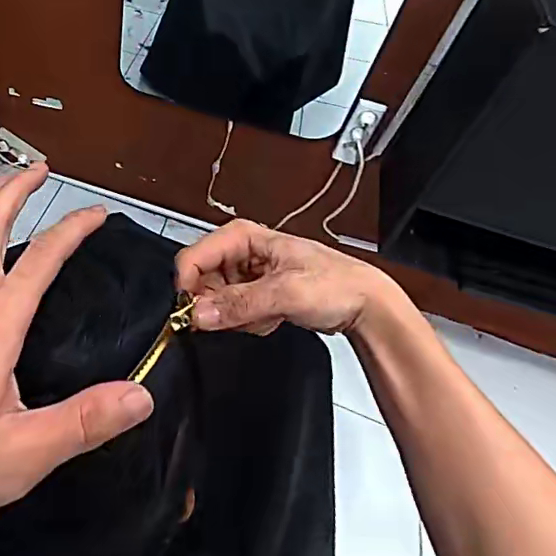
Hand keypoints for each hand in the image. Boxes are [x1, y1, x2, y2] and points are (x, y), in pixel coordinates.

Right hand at [173, 219, 397, 335]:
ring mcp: (245, 271)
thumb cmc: (336, 284)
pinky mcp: (252, 290)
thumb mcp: (285, 293)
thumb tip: (198, 313)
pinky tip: (271, 318)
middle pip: (200, 280)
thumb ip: (238, 304)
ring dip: (236, 315)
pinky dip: (247, 320)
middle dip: (219, 305)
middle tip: (243, 317)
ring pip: (214, 298)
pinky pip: (230, 310)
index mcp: (241, 235)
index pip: (193, 257)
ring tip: (266, 315)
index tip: (193, 314)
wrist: (366, 305)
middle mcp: (239, 250)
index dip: (188, 286)